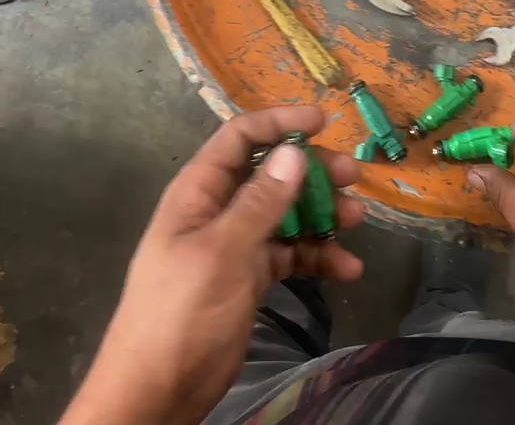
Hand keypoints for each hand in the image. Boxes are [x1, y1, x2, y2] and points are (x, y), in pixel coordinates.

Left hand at [60, 106, 363, 424]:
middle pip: (271, 173)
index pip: (240, 137)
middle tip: (353, 175)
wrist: (156, 393)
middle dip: (313, 171)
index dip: (279, 122)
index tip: (323, 121)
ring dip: (322, 214)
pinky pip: (291, 253)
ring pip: (286, 212)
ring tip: (357, 220)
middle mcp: (220, 208)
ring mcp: (237, 243)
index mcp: (200, 190)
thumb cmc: (180, 313)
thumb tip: (294, 152)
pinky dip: (318, 256)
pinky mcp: (251, 276)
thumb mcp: (221, 253)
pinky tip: (346, 269)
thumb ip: (259, 203)